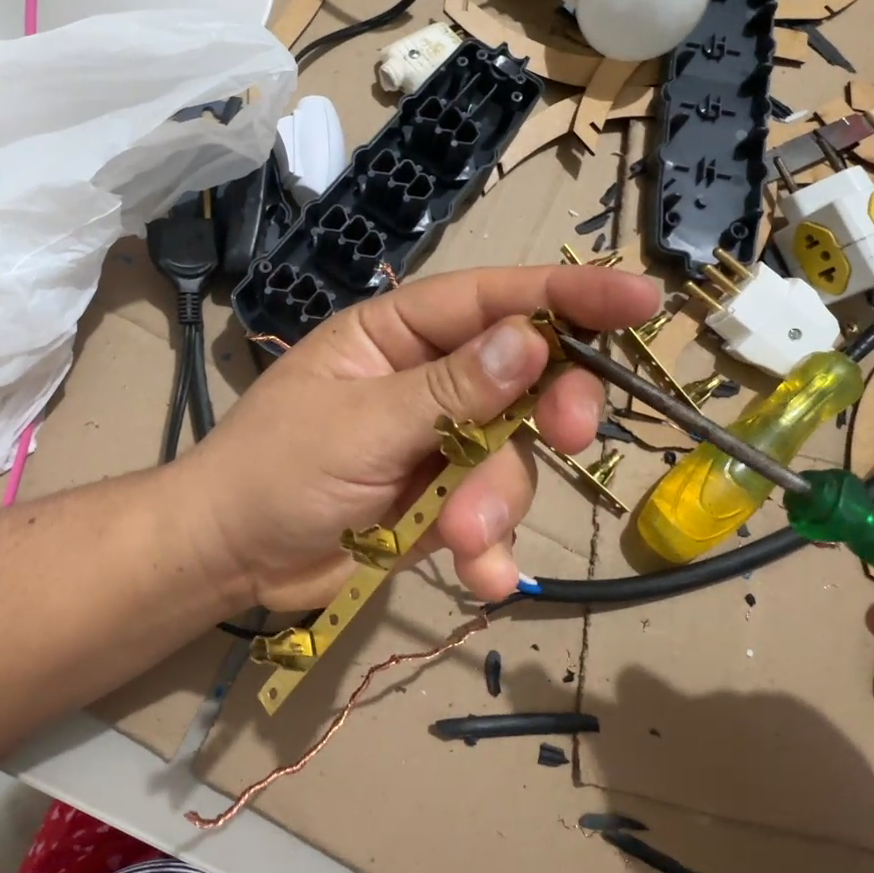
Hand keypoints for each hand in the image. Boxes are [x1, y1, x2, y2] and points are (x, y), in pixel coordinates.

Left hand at [180, 264, 658, 609]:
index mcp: (396, 336)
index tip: (642, 301)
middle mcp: (425, 379)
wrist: (231, 558)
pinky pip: (489, 513)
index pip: (492, 300)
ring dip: (495, 500)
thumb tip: (530, 343)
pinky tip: (478, 577)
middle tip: (571, 436)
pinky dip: (489, 546)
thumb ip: (448, 392)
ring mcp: (437, 442)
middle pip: (523, 376)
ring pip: (512, 455)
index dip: (567, 295)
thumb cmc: (274, 471)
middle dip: (550, 409)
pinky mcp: (439, 500)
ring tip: (457, 538)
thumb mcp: (360, 426)